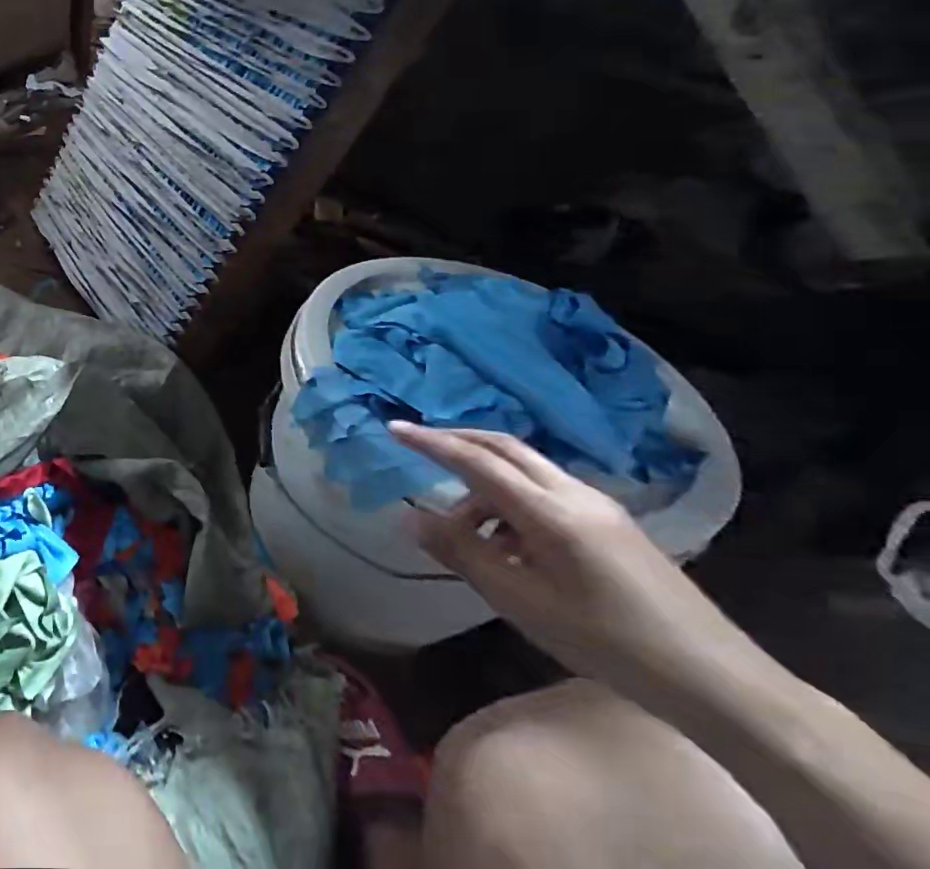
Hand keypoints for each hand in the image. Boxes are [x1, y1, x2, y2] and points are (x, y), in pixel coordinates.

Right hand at [389, 422, 771, 712]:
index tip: (392, 428)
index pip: (476, 461)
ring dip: (483, 486)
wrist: (715, 679)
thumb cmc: (605, 641)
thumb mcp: (519, 599)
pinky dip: (509, 503)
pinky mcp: (613, 526)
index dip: (430, 442)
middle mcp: (576, 495)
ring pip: (525, 472)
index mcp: (551, 511)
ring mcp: (600, 508)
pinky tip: (505, 546)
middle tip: (416, 448)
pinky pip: (546, 494)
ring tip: (463, 534)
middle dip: (456, 441)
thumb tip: (410, 517)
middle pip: (505, 448)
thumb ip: (461, 552)